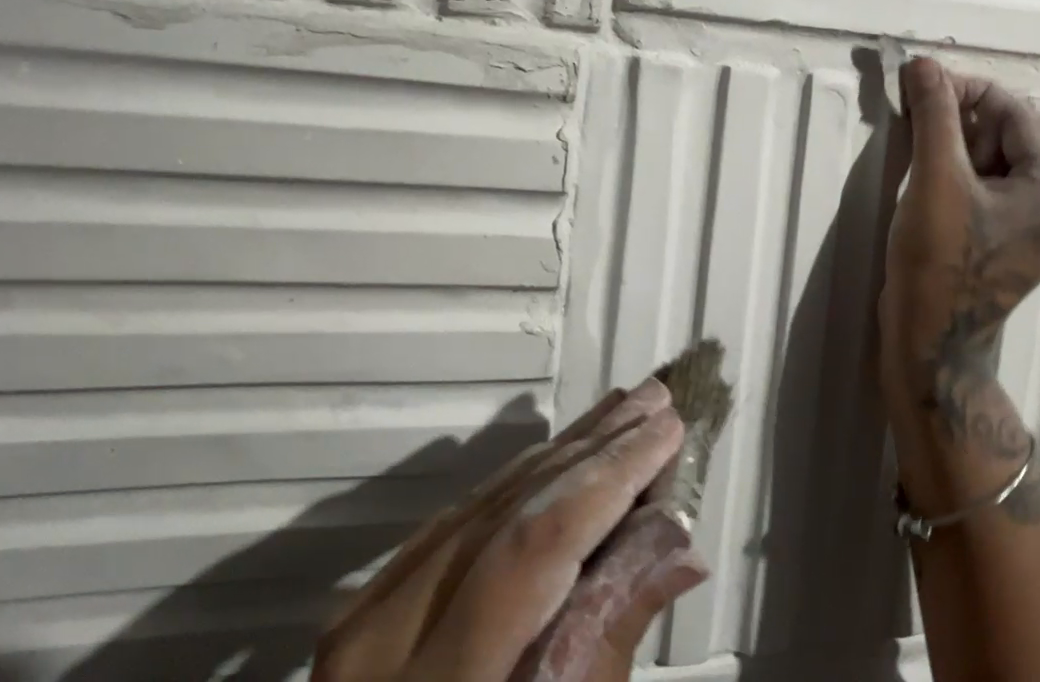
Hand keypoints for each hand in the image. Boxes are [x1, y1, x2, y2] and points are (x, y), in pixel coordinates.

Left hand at [313, 379, 703, 681]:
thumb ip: (608, 636)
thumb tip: (678, 542)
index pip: (534, 547)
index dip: (607, 479)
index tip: (665, 429)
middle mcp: (383, 638)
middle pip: (502, 515)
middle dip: (589, 452)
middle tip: (652, 400)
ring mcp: (361, 621)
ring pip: (473, 510)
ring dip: (554, 459)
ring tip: (616, 415)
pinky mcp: (362, 610)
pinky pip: (448, 530)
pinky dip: (510, 491)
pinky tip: (552, 462)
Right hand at [879, 58, 1039, 410]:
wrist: (933, 341)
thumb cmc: (937, 262)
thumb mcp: (934, 181)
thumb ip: (935, 116)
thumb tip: (924, 64)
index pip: (1017, 110)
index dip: (965, 92)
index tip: (918, 88)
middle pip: (1033, 128)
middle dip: (982, 120)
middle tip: (938, 136)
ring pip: (1025, 155)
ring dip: (983, 143)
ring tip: (942, 163)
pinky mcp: (1029, 240)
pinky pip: (1017, 184)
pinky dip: (986, 170)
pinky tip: (950, 184)